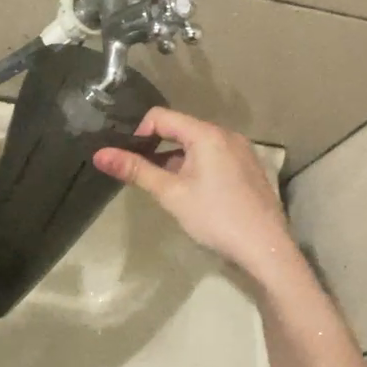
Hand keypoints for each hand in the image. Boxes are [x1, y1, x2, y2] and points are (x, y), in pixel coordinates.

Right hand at [93, 108, 301, 282]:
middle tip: (142, 175)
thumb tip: (100, 154)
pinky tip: (193, 195)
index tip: (129, 159)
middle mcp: (226, 135)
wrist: (266, 249)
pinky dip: (196, 167)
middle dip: (157, 148)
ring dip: (176, 160)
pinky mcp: (249, 168)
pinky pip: (214, 157)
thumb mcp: (171, 193)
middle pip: (180, 129)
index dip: (139, 133)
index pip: (161, 116)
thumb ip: (136, 170)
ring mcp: (241, 151)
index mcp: (207, 133)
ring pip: (197, 145)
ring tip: (165, 188)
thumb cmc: (215, 218)